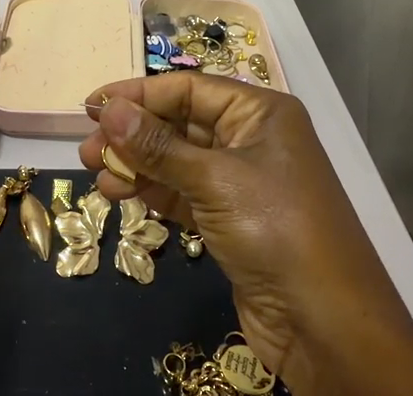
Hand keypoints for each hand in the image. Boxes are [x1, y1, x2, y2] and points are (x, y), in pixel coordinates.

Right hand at [80, 75, 412, 395]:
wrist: (326, 323)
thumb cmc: (276, 230)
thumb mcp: (214, 180)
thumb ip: (157, 146)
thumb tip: (107, 109)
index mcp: (259, 112)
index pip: (188, 89)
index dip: (138, 94)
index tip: (92, 104)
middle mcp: (251, 139)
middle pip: (181, 123)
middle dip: (133, 132)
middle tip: (86, 145)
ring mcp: (242, 181)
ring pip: (178, 160)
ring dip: (136, 164)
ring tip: (94, 172)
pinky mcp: (232, 220)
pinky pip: (184, 193)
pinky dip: (152, 191)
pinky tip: (118, 193)